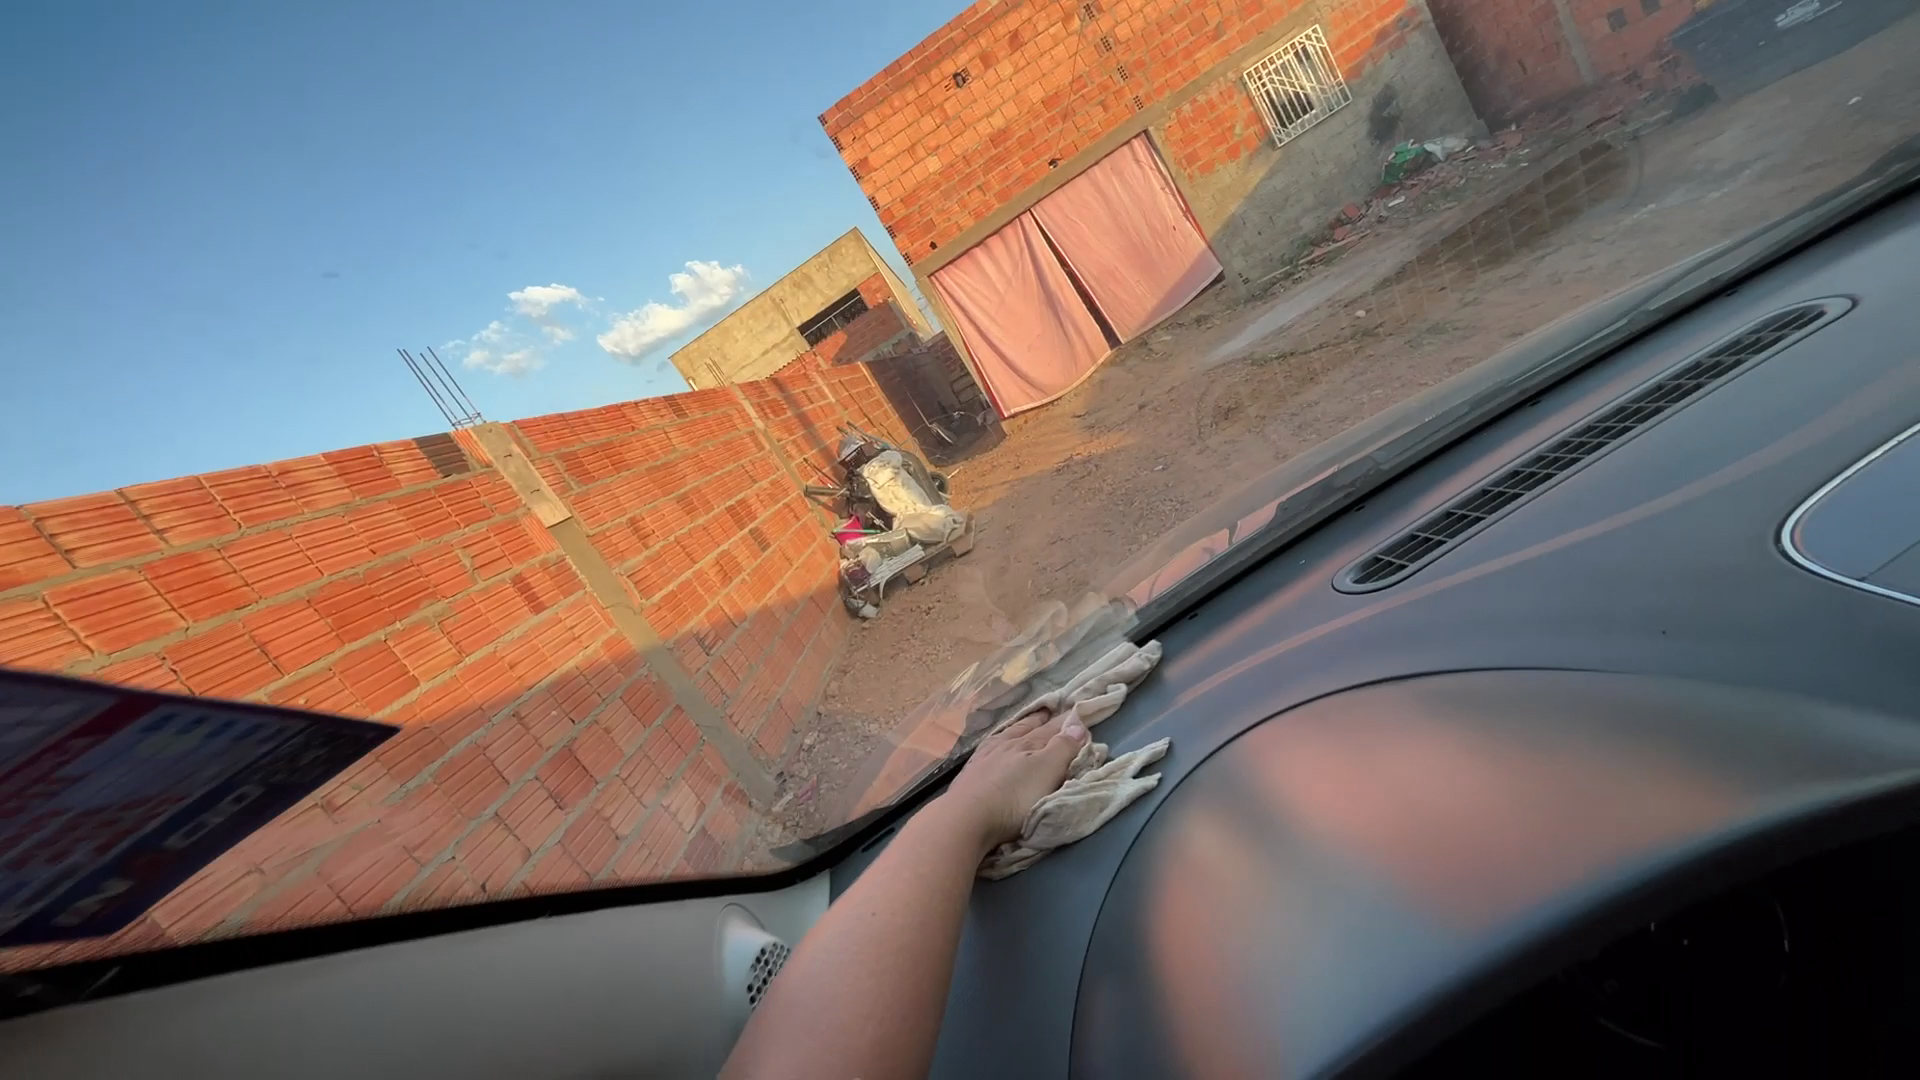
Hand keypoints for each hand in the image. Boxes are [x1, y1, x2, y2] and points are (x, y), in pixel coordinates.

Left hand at [934, 710, 1088, 854]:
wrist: (967, 817)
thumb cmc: (1014, 797)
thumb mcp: (1047, 771)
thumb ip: (1062, 748)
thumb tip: (1077, 722)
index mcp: (1026, 744)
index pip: (1050, 729)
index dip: (1065, 722)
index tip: (1076, 711)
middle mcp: (1005, 744)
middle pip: (1027, 729)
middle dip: (1040, 720)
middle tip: (1049, 711)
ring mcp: (985, 757)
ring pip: (1006, 736)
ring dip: (1018, 729)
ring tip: (1026, 723)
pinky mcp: (970, 773)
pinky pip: (988, 748)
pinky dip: (996, 742)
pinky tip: (993, 745)